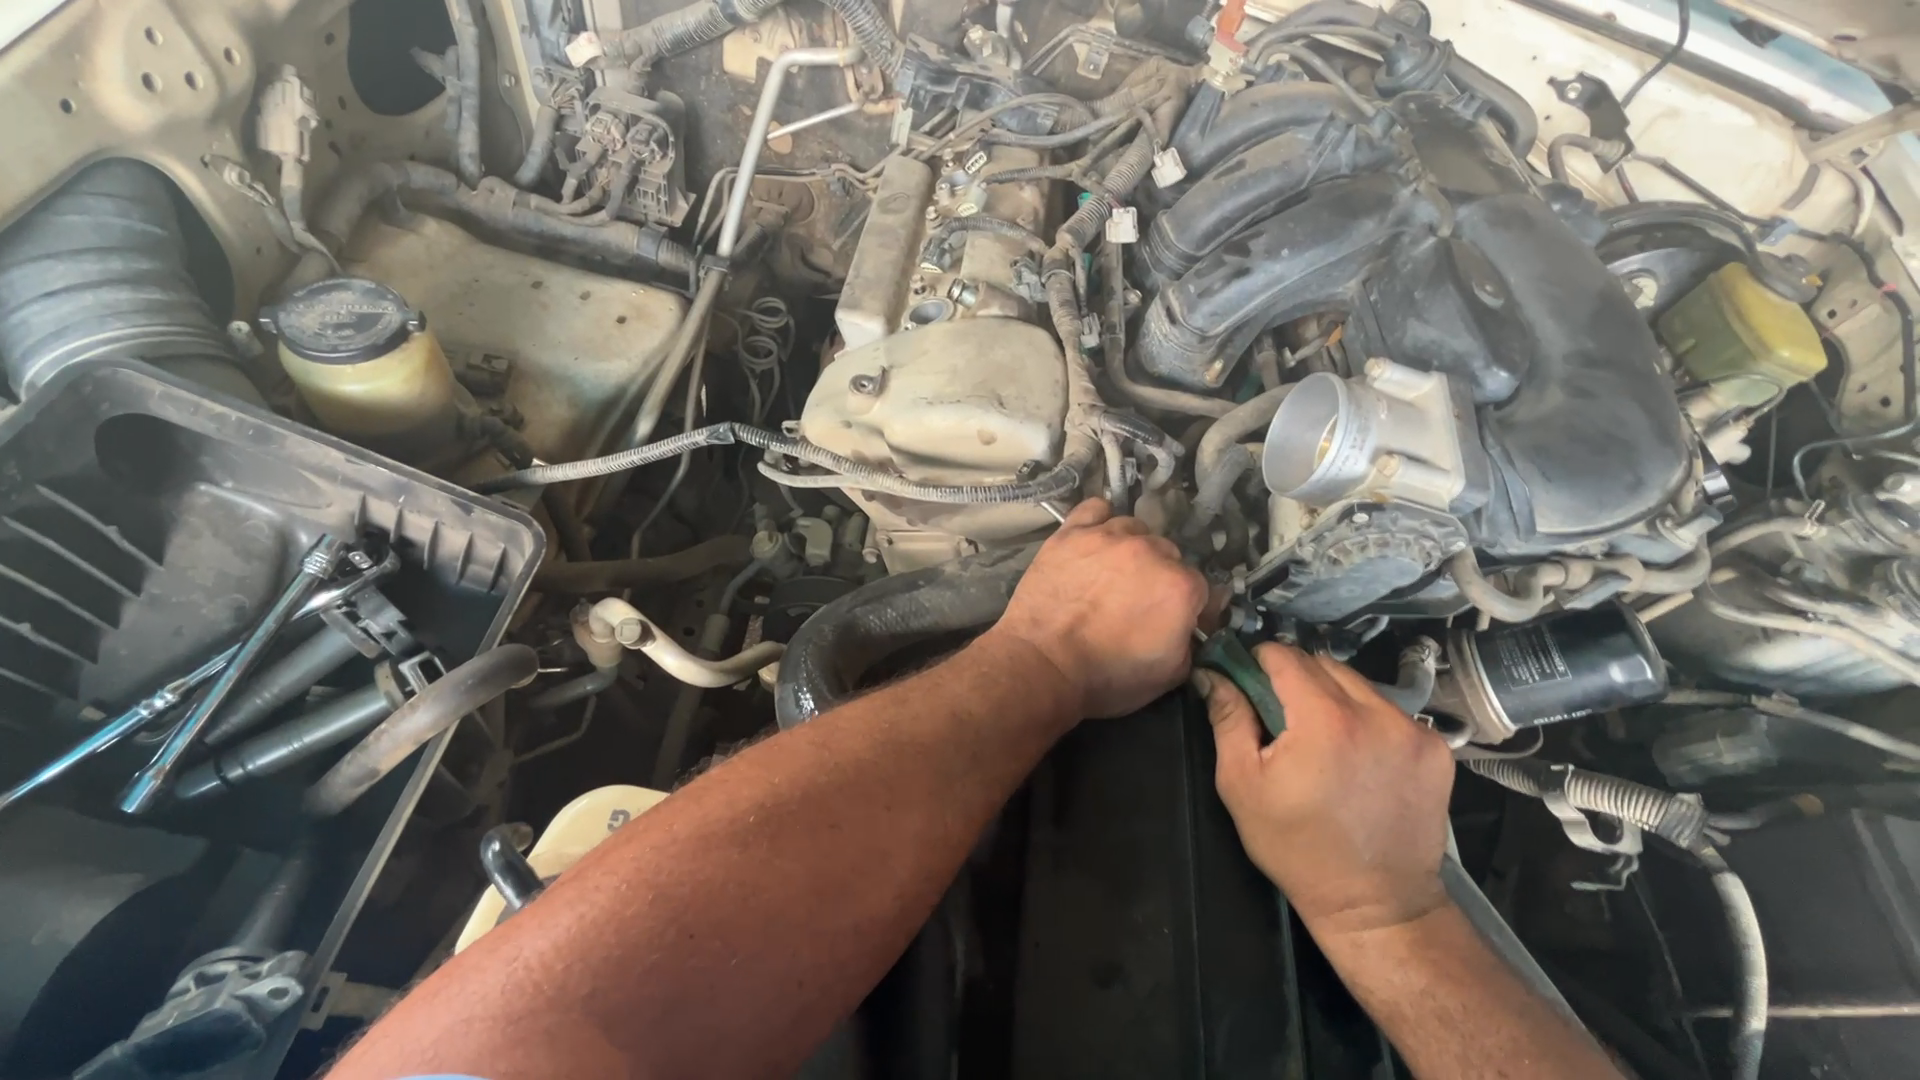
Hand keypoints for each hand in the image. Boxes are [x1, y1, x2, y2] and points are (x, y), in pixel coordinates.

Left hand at [985, 498, 1207, 718]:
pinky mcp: (1070, 533)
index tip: (1172, 620)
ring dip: (1131, 548)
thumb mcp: (1171, 673)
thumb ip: (1191, 640)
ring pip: (1134, 529)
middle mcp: (1150, 551)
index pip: (1199, 587)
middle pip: (1167, 554)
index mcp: (1181, 586)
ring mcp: (1108, 537)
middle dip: (1158, 576)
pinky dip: (1099, 521)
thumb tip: (1193, 623)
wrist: (1044, 665)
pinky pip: (1095, 509)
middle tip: (1135, 601)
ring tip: (1112, 572)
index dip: (1187, 606)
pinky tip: (1095, 538)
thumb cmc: (1108, 677)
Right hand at [1199, 644, 1453, 939]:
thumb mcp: (1241, 783)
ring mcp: (1414, 730)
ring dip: (1333, 696)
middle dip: (1296, 677)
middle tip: (1279, 712)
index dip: (1259, 660)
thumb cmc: (1297, 846)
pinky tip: (1356, 754)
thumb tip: (1211, 674)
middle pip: (1324, 665)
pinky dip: (1367, 719)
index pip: (1286, 656)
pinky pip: (1390, 711)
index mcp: (1324, 719)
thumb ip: (1228, 719)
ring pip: (1359, 685)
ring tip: (1319, 736)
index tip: (1247, 678)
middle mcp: (1376, 713)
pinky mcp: (1437, 749)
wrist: (1377, 904)